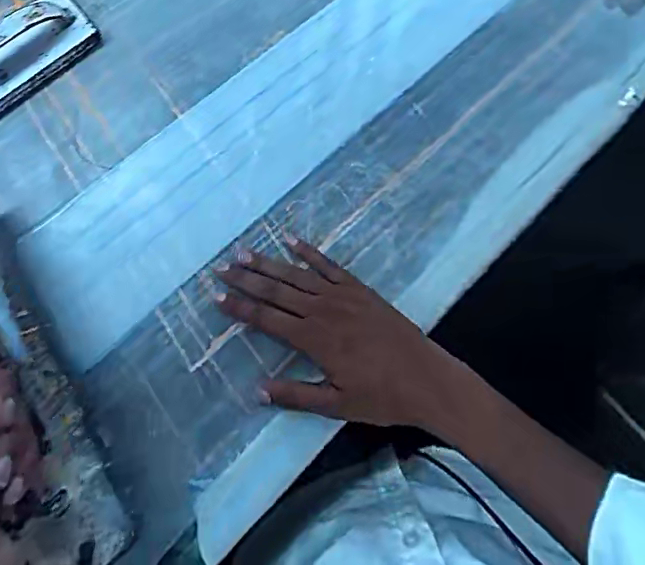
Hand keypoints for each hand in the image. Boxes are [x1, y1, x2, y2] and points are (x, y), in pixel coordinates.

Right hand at [215, 237, 463, 429]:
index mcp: (313, 339)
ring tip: (243, 252)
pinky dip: (308, 251)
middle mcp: (321, 311)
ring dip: (268, 262)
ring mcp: (340, 295)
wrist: (427, 378)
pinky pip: (327, 265)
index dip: (240, 308)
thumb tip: (257, 391)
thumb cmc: (381, 397)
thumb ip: (296, 396)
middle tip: (221, 268)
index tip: (217, 296)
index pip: (267, 319)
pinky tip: (290, 239)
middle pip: (275, 290)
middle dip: (245, 279)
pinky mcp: (357, 288)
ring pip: (295, 274)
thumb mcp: (337, 405)